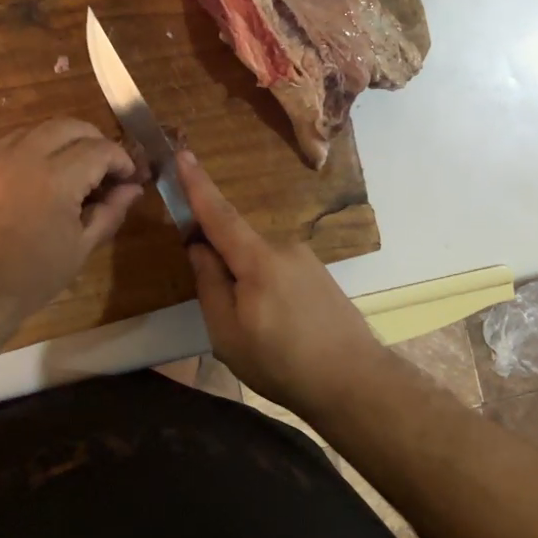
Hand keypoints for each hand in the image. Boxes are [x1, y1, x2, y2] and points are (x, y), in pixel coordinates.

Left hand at [0, 118, 143, 320]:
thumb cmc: (28, 280)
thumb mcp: (78, 249)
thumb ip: (109, 212)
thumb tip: (132, 189)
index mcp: (56, 178)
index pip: (99, 149)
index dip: (120, 159)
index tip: (128, 176)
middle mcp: (22, 156)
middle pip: (67, 127)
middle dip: (92, 140)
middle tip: (102, 166)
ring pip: (32, 132)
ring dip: (57, 144)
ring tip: (65, 171)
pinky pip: (2, 150)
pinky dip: (24, 156)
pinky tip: (27, 184)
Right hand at [177, 151, 379, 410]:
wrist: (355, 383)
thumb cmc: (282, 361)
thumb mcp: (228, 332)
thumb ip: (209, 284)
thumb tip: (199, 247)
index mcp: (258, 258)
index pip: (219, 214)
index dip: (196, 186)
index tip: (181, 154)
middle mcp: (284, 248)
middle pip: (237, 244)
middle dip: (220, 266)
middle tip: (221, 315)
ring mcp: (306, 262)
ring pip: (258, 264)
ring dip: (246, 287)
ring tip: (256, 337)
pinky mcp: (320, 279)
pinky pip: (278, 276)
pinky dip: (266, 295)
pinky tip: (277, 333)